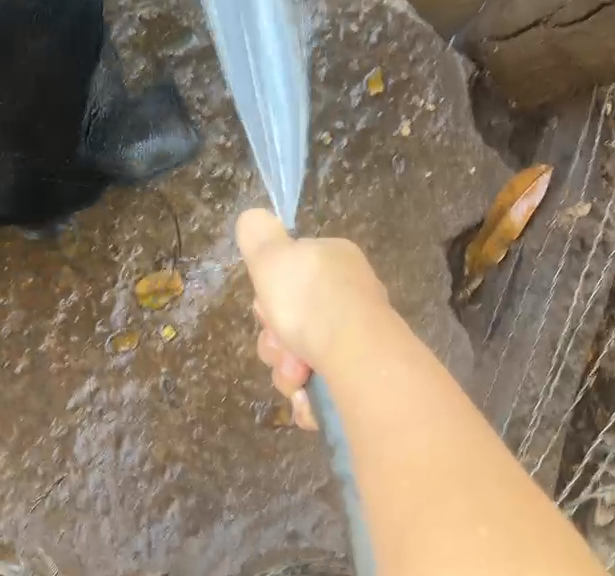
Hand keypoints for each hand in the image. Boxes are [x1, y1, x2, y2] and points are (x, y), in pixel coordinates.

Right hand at [235, 208, 391, 429]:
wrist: (357, 356)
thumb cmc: (311, 300)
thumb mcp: (272, 254)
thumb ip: (258, 234)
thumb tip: (253, 217)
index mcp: (334, 261)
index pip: (290, 273)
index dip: (268, 294)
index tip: (265, 307)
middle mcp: (349, 295)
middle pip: (291, 319)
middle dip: (275, 340)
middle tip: (279, 345)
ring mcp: (358, 338)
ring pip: (301, 356)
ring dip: (287, 369)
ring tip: (297, 374)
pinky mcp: (361, 377)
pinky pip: (321, 387)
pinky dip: (308, 396)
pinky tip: (307, 396)